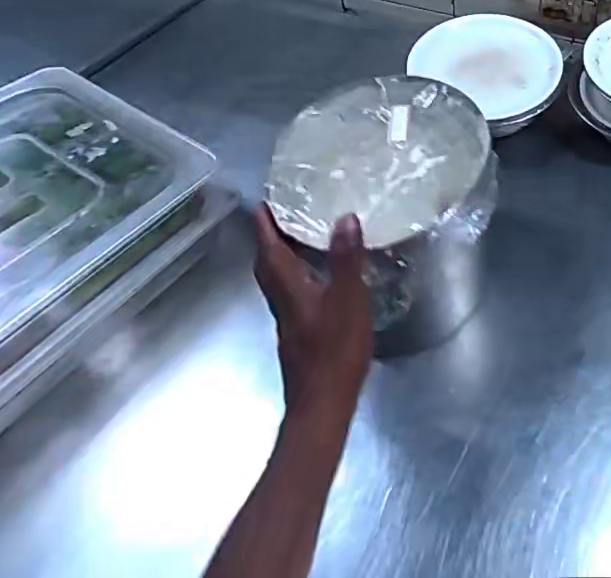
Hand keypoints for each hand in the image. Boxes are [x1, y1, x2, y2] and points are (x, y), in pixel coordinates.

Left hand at [251, 205, 372, 415]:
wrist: (322, 406)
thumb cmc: (335, 351)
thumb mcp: (349, 299)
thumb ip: (346, 260)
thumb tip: (344, 218)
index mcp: (291, 290)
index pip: (271, 251)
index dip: (265, 227)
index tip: (261, 204)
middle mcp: (284, 303)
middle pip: (268, 266)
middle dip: (270, 240)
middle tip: (280, 217)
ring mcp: (290, 321)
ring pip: (279, 281)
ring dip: (283, 257)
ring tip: (301, 238)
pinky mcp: (300, 335)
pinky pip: (293, 293)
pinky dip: (299, 276)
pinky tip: (319, 278)